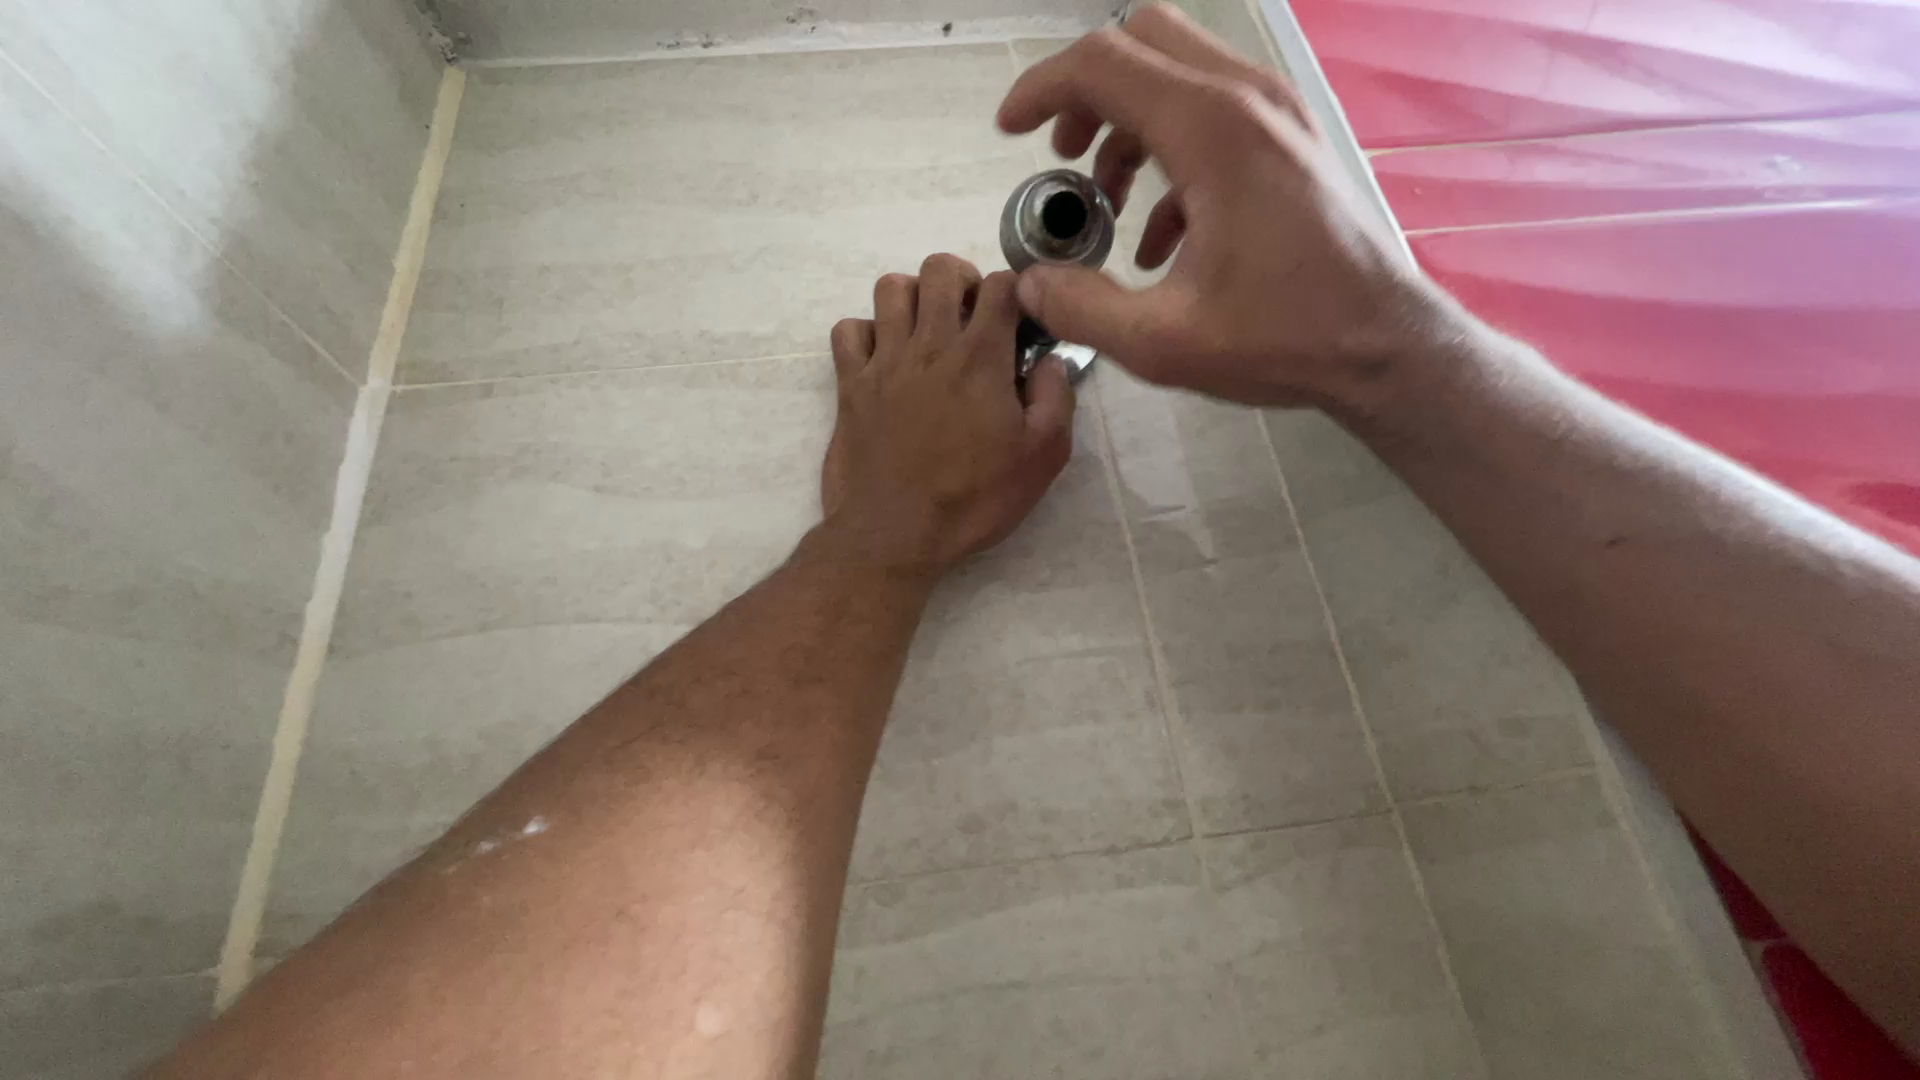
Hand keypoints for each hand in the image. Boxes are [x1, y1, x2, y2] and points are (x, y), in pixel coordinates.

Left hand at [813, 254, 1075, 575]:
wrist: (895, 533)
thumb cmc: (973, 499)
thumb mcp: (1041, 458)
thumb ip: (1056, 399)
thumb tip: (1050, 361)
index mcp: (981, 357)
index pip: (1001, 285)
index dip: (1017, 292)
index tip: (1020, 322)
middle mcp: (930, 344)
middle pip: (940, 269)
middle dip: (962, 281)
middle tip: (971, 319)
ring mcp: (884, 362)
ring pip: (890, 288)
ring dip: (913, 298)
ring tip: (925, 332)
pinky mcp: (850, 386)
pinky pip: (847, 331)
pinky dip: (864, 334)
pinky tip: (882, 359)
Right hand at [996, 3, 1452, 411]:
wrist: (1383, 347)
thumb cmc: (1280, 340)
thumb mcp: (1160, 342)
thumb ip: (1081, 308)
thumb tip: (1029, 284)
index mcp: (1211, 131)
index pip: (1102, 64)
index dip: (1040, 91)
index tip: (1009, 133)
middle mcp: (1247, 99)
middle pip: (1143, 41)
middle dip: (1085, 93)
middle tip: (1061, 159)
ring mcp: (1276, 115)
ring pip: (1178, 73)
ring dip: (1125, 125)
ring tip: (1104, 201)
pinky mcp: (1289, 144)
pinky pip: (1212, 116)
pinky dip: (1167, 156)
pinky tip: (1158, 238)